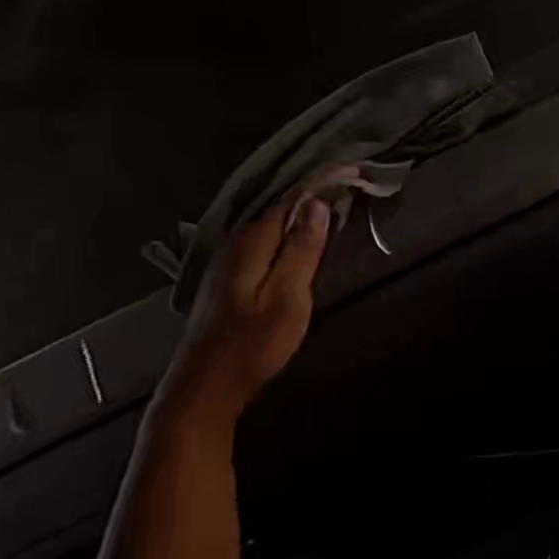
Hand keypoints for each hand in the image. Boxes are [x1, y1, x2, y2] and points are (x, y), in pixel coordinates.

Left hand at [151, 197, 332, 437]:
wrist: (205, 388)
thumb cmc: (253, 344)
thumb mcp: (287, 296)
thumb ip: (302, 249)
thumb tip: (316, 203)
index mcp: (252, 242)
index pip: (292, 199)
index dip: (322, 182)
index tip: (353, 170)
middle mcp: (236, 243)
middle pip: (279, 208)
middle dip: (312, 193)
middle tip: (348, 184)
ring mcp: (227, 261)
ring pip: (270, 225)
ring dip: (300, 213)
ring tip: (332, 205)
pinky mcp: (226, 279)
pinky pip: (263, 240)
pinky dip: (287, 232)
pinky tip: (299, 238)